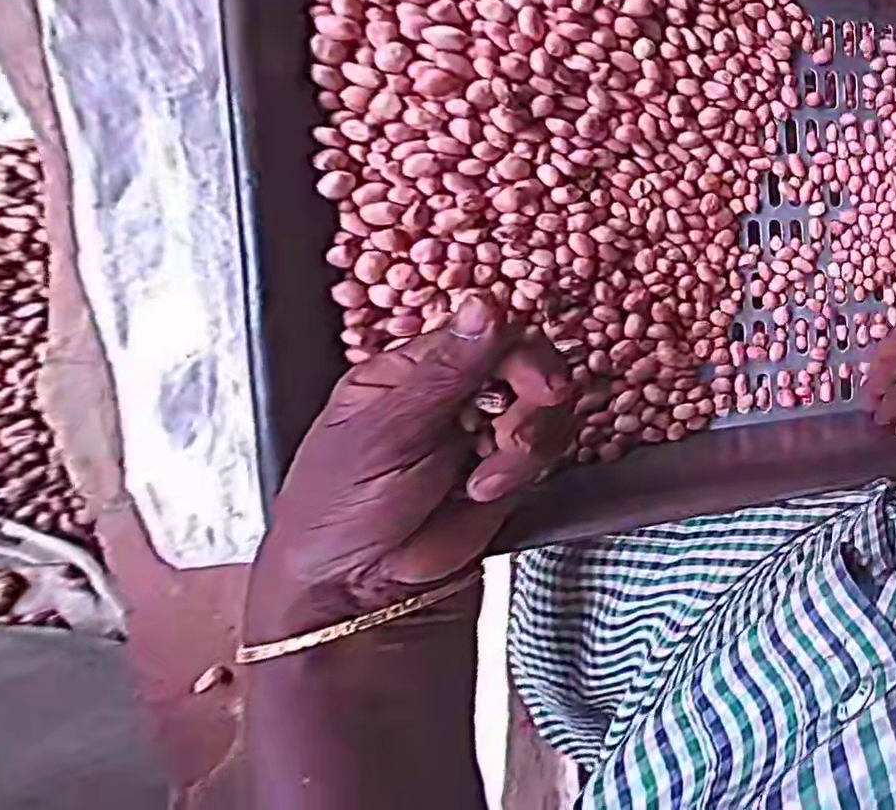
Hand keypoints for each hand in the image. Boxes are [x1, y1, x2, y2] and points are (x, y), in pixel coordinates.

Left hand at [244, 296, 576, 641]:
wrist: (364, 593)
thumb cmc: (342, 510)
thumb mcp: (385, 433)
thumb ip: (445, 369)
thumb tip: (485, 303)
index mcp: (413, 369)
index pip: (487, 333)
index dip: (519, 352)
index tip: (537, 382)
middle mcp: (459, 389)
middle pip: (531, 363)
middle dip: (532, 401)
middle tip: (513, 435)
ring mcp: (491, 423)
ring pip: (548, 403)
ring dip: (527, 441)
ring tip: (484, 479)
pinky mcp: (516, 458)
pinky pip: (553, 439)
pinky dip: (529, 465)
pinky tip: (489, 488)